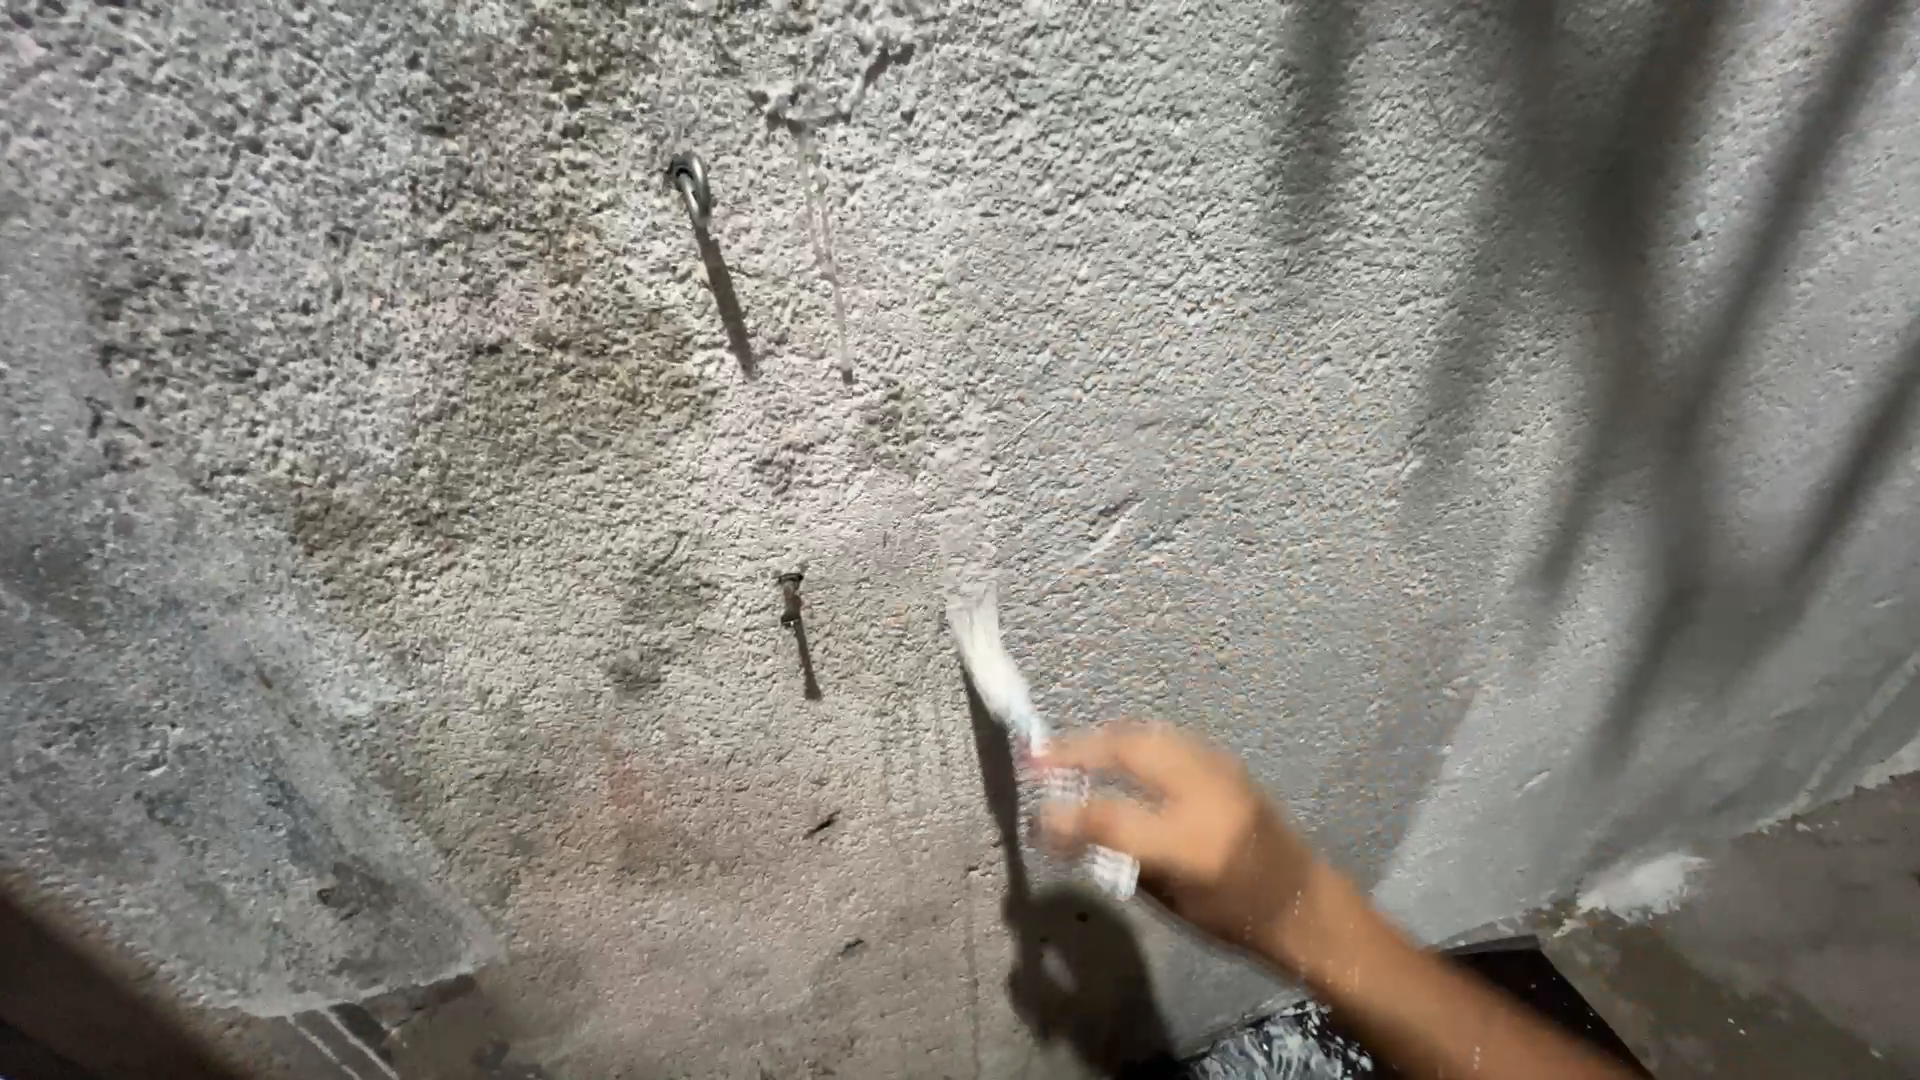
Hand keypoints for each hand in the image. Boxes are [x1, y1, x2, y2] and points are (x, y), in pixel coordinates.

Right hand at [1034, 723, 1325, 967]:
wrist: (1306, 902)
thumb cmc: (1235, 917)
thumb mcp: (1171, 902)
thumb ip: (1120, 858)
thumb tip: (1069, 827)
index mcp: (1192, 846)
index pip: (1112, 819)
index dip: (1066, 816)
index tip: (1036, 816)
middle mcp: (1206, 796)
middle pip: (1128, 752)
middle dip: (1077, 750)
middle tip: (1038, 756)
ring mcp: (1218, 770)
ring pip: (1146, 734)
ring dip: (1101, 739)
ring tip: (1067, 749)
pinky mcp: (1224, 760)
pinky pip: (1166, 737)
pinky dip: (1130, 739)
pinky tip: (1111, 749)